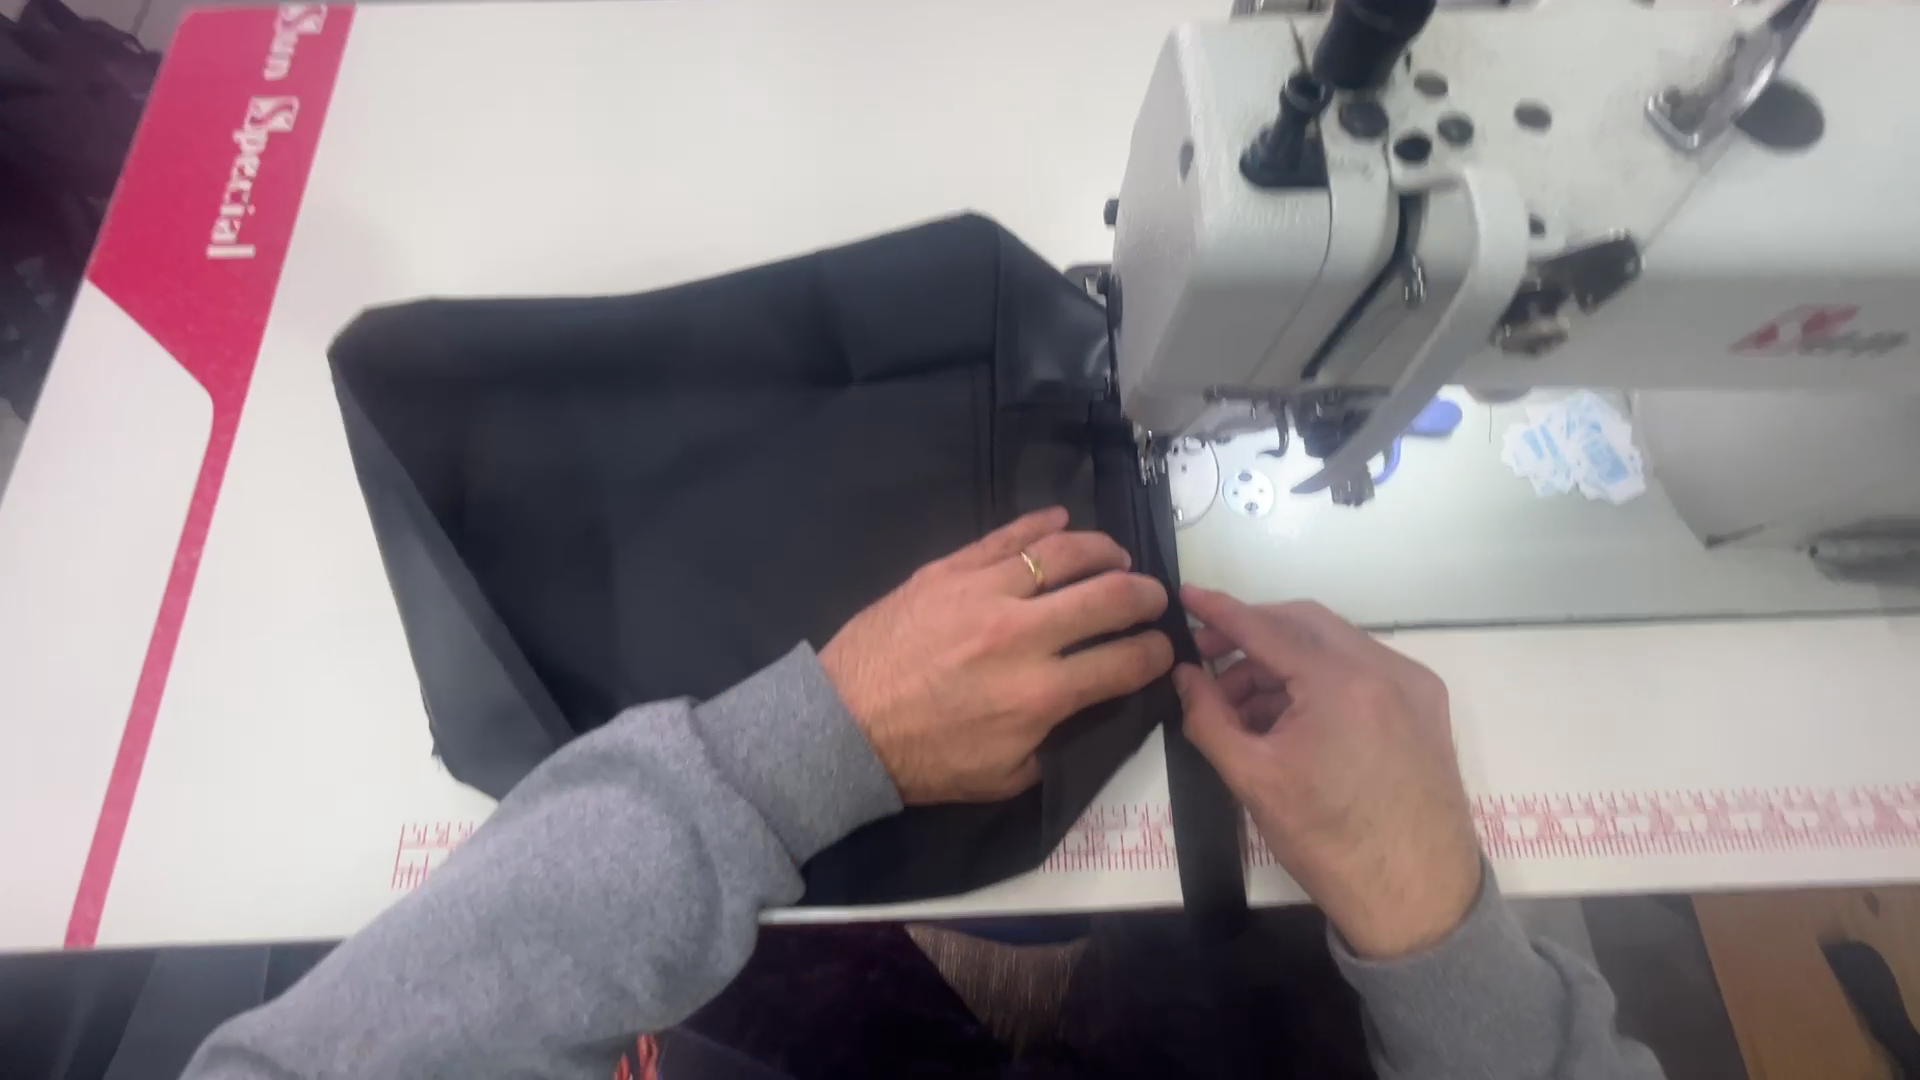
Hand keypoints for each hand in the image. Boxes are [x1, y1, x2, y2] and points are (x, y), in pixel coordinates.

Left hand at [820, 507, 1173, 803]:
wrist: (844, 723)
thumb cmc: (924, 758)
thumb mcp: (1005, 777)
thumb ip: (1058, 741)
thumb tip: (1091, 704)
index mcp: (1041, 694)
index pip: (1124, 661)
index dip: (1156, 653)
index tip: (1162, 649)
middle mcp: (1021, 634)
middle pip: (1107, 597)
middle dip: (1145, 596)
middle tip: (1152, 596)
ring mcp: (983, 592)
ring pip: (1062, 553)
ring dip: (1103, 551)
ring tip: (1116, 557)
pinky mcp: (948, 569)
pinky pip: (1004, 536)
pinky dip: (1040, 524)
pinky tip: (1061, 519)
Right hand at [1173, 587, 1481, 957]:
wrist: (1419, 904)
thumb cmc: (1328, 841)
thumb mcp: (1251, 776)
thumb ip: (1206, 715)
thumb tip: (1183, 673)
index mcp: (1344, 683)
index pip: (1268, 627)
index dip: (1220, 610)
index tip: (1185, 594)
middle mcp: (1387, 669)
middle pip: (1302, 623)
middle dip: (1249, 633)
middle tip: (1205, 657)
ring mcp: (1413, 687)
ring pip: (1330, 644)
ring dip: (1278, 660)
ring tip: (1238, 704)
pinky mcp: (1424, 708)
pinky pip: (1356, 669)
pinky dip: (1312, 678)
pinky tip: (1281, 715)